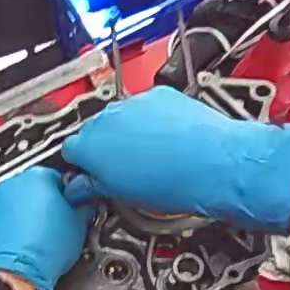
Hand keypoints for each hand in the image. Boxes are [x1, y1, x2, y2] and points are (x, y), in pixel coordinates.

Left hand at [0, 167, 94, 289]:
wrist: (19, 273)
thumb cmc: (44, 251)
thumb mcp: (78, 224)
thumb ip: (84, 204)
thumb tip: (86, 200)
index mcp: (38, 176)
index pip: (60, 176)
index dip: (68, 193)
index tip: (71, 206)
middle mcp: (14, 182)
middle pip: (37, 184)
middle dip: (47, 199)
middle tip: (57, 220)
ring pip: (20, 198)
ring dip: (29, 209)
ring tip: (41, 230)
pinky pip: (6, 212)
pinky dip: (15, 220)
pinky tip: (26, 235)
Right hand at [61, 86, 289, 232]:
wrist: (219, 164)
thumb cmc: (178, 181)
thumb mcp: (122, 194)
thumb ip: (92, 185)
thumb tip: (80, 186)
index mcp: (92, 143)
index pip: (70, 151)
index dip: (79, 168)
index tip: (88, 178)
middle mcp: (111, 116)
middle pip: (93, 131)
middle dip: (102, 150)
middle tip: (118, 173)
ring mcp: (137, 103)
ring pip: (118, 119)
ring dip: (125, 137)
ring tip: (145, 161)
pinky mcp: (162, 96)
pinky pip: (144, 109)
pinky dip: (149, 124)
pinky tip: (163, 145)